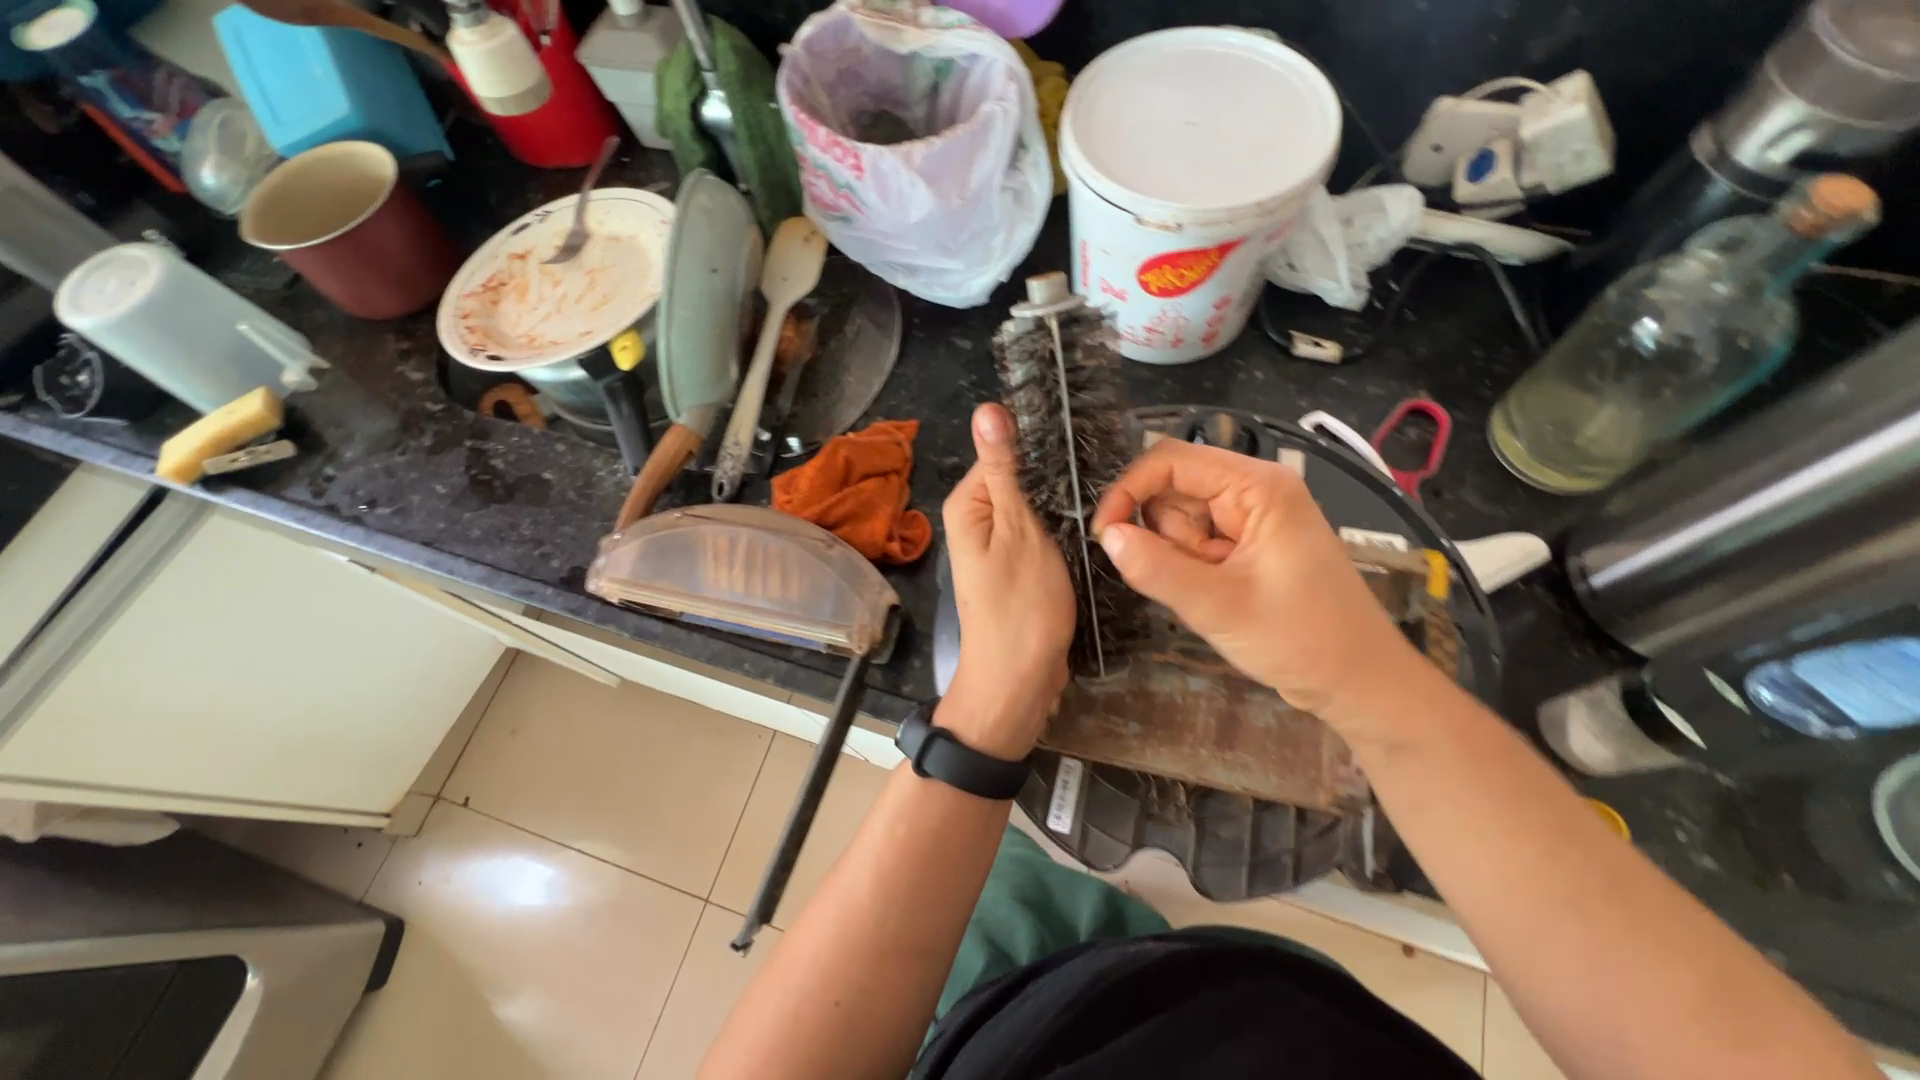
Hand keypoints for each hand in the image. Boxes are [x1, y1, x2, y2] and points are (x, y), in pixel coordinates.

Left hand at [939, 403, 1076, 759]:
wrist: (1021, 679)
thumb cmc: (1020, 604)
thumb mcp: (1017, 529)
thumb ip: (1005, 470)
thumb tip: (987, 409)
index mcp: (967, 505)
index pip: (1004, 454)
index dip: (1042, 453)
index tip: (1085, 454)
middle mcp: (977, 521)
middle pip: (1022, 480)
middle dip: (1056, 482)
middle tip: (1103, 486)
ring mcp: (999, 547)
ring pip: (1036, 509)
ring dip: (1064, 509)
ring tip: (1104, 506)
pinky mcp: (1019, 568)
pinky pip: (1042, 536)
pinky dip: (1063, 534)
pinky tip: (1090, 532)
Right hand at [1088, 438, 1422, 721]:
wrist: (1357, 681)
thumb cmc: (1300, 639)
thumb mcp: (1219, 607)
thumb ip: (1157, 569)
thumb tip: (1109, 537)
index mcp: (1258, 487)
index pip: (1172, 461)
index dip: (1130, 490)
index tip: (1105, 535)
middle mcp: (1256, 490)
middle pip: (1174, 490)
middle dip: (1165, 536)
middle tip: (1192, 581)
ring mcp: (1254, 518)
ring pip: (1182, 519)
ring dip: (1179, 557)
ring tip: (1214, 594)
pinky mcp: (1251, 544)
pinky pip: (1199, 543)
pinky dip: (1193, 569)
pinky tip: (1219, 596)